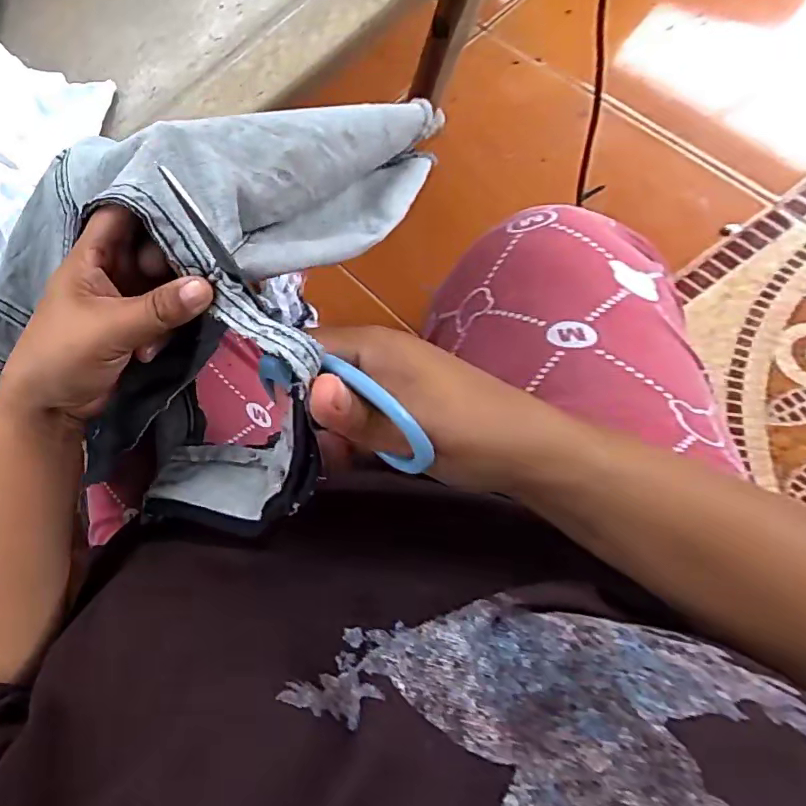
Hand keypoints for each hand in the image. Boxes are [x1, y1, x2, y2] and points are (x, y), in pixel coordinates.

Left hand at [0, 206, 213, 425]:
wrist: (48, 411)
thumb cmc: (64, 355)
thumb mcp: (112, 328)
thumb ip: (160, 307)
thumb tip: (208, 286)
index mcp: (90, 258)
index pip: (122, 215)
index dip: (152, 207)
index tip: (193, 209)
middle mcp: (108, 272)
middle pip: (151, 250)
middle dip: (174, 265)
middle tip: (197, 279)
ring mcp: (122, 300)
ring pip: (162, 285)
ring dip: (170, 306)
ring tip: (162, 332)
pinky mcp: (134, 327)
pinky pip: (162, 315)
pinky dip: (163, 330)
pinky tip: (149, 353)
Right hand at [308, 326, 564, 494]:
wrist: (527, 449)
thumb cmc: (467, 432)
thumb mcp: (407, 430)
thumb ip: (355, 414)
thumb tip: (310, 388)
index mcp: (371, 345)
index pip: (306, 345)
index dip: (286, 375)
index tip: (278, 416)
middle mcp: (373, 352)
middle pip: (316, 372)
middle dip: (310, 411)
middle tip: (316, 449)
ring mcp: (385, 376)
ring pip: (335, 395)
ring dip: (331, 428)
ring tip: (342, 460)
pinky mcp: (396, 398)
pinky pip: (356, 408)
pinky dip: (351, 432)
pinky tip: (357, 456)